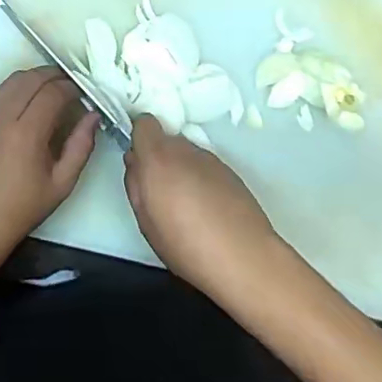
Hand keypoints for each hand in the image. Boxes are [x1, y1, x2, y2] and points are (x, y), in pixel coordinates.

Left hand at [0, 67, 96, 258]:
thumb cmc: (23, 207)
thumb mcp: (61, 183)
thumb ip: (81, 146)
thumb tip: (93, 116)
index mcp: (27, 133)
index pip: (52, 93)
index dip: (71, 88)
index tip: (84, 93)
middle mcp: (5, 116)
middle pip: (32, 78)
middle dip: (55, 75)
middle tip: (72, 84)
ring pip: (14, 79)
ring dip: (35, 76)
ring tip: (53, 85)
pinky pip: (1, 89)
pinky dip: (18, 84)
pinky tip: (30, 95)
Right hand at [123, 114, 285, 301]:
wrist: (246, 258)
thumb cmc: (187, 244)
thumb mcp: (146, 221)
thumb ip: (135, 184)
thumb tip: (135, 163)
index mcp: (158, 157)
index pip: (144, 123)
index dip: (140, 138)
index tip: (141, 162)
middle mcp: (185, 150)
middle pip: (166, 140)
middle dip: (161, 158)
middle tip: (163, 191)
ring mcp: (210, 159)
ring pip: (187, 154)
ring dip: (183, 169)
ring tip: (189, 205)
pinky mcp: (231, 172)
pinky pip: (206, 167)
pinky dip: (203, 180)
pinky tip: (209, 210)